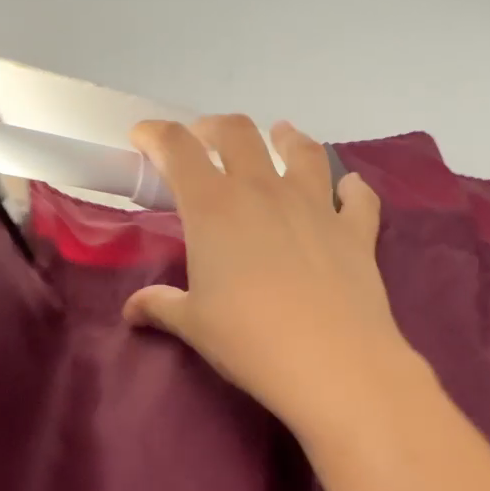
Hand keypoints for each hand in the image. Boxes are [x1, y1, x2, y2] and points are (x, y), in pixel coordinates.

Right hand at [124, 115, 426, 436]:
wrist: (330, 361)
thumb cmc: (249, 341)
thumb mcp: (194, 325)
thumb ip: (161, 307)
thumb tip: (132, 310)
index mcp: (214, 207)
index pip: (178, 149)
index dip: (156, 136)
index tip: (145, 137)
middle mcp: (264, 191)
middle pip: (238, 134)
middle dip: (215, 129)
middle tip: (207, 141)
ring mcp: (316, 205)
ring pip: (302, 151)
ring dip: (287, 139)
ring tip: (280, 137)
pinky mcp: (356, 230)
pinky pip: (358, 196)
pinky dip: (351, 188)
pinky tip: (348, 189)